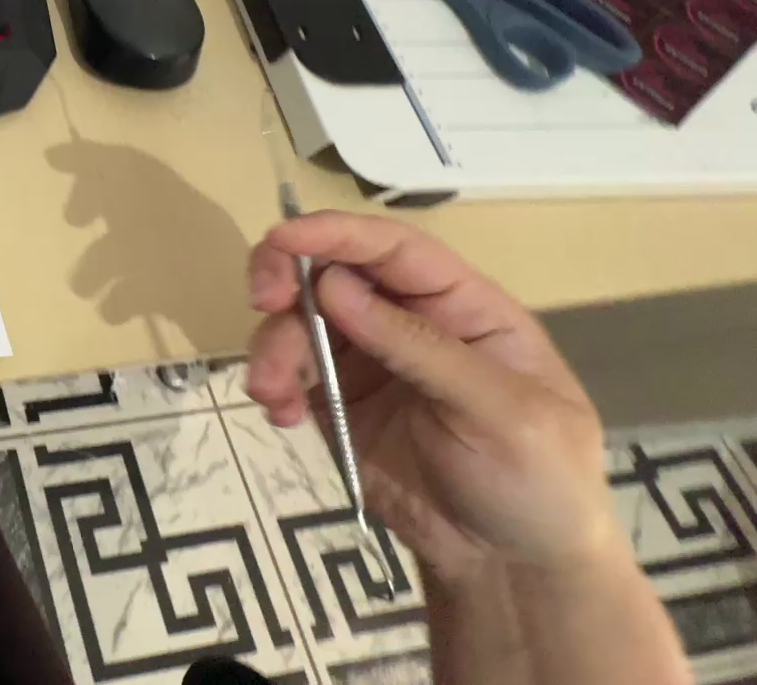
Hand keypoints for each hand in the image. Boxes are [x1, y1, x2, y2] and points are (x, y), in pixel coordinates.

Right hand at [244, 212, 622, 582]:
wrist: (504, 565)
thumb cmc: (536, 482)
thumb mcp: (502, 413)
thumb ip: (419, 346)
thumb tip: (333, 285)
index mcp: (459, 307)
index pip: (391, 248)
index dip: (335, 233)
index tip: (282, 238)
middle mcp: (400, 318)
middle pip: (325, 269)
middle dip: (283, 276)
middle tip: (260, 299)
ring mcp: (357, 354)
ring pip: (291, 319)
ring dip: (270, 349)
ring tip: (272, 392)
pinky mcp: (325, 392)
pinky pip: (280, 367)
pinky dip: (269, 383)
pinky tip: (282, 414)